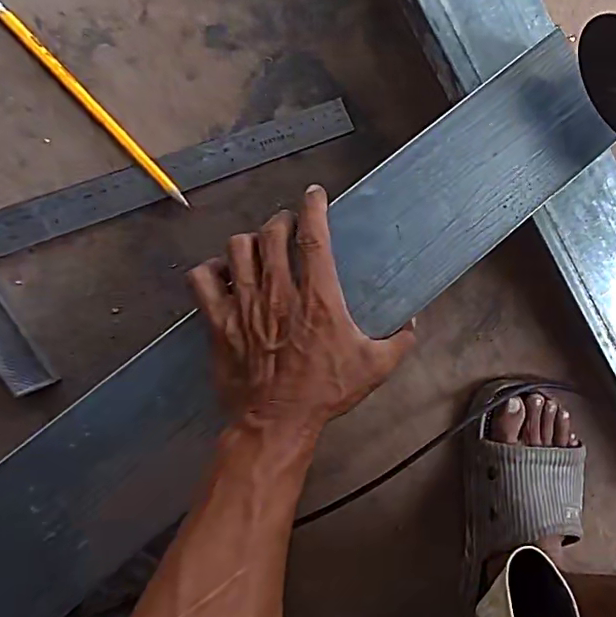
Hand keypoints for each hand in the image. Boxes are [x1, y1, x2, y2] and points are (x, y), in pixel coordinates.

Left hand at [189, 184, 415, 434]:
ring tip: (259, 246)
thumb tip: (413, 325)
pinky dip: (212, 269)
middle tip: (288, 226)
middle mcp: (279, 294)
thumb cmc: (325, 393)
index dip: (314, 208)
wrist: (277, 421)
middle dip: (281, 220)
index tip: (315, 194)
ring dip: (251, 240)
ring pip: (237, 248)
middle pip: (272, 234)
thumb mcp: (375, 368)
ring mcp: (245, 306)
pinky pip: (203, 279)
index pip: (314, 237)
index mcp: (319, 299)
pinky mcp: (219, 322)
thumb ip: (399, 342)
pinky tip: (225, 274)